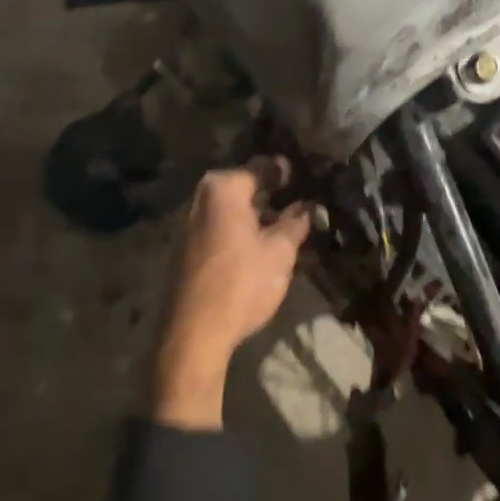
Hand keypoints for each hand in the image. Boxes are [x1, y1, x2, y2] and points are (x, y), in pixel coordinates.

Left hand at [152, 159, 311, 429]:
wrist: (193, 333)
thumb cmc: (241, 284)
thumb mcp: (280, 252)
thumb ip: (296, 222)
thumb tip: (307, 205)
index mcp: (223, 188)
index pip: (263, 167)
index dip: (289, 172)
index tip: (311, 179)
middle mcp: (201, 197)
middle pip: (247, 188)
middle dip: (275, 197)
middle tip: (305, 206)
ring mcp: (190, 223)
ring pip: (234, 211)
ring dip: (260, 218)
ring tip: (290, 230)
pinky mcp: (188, 248)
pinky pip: (222, 229)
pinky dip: (243, 233)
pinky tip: (263, 249)